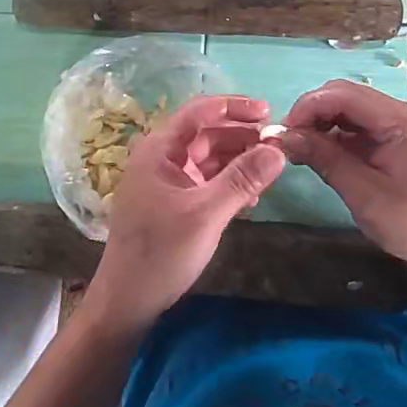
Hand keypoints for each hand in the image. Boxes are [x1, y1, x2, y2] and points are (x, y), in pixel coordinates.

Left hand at [82, 96, 287, 331]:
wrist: (127, 298)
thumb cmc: (161, 252)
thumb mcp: (206, 214)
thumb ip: (242, 179)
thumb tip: (278, 148)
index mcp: (158, 150)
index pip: (198, 112)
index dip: (233, 107)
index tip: (268, 111)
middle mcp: (160, 159)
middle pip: (205, 134)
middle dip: (240, 136)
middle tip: (278, 144)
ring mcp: (166, 182)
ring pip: (207, 159)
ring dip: (237, 160)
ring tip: (271, 169)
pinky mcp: (173, 204)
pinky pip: (204, 182)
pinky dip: (228, 183)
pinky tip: (252, 197)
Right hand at [281, 80, 406, 286]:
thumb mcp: (363, 194)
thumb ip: (323, 158)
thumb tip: (282, 136)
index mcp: (404, 122)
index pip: (344, 94)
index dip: (307, 107)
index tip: (283, 132)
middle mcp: (405, 114)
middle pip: (345, 95)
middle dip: (311, 113)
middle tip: (288, 140)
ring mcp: (403, 124)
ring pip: (349, 108)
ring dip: (320, 123)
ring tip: (299, 148)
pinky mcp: (397, 137)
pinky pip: (358, 124)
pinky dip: (334, 133)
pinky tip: (318, 152)